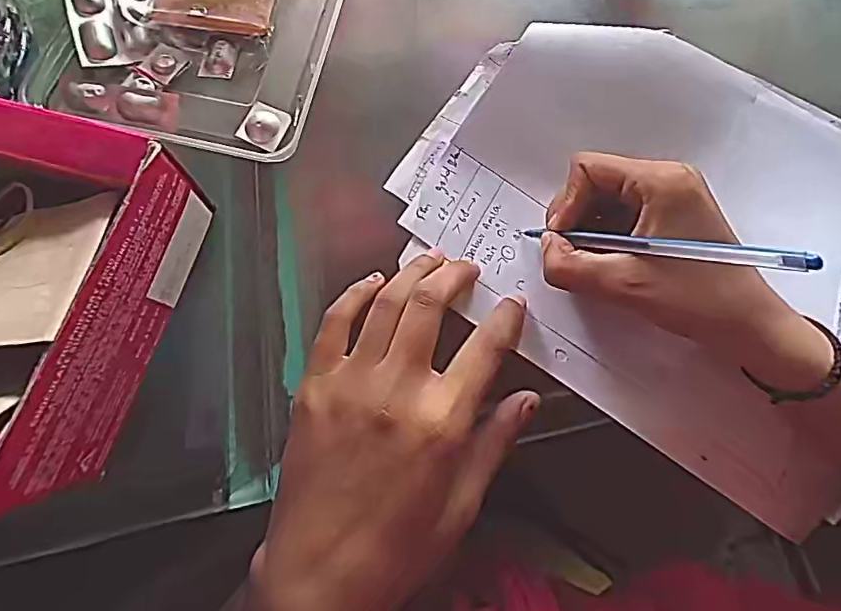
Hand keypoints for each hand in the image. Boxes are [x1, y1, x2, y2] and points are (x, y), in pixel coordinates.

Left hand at [246, 253, 535, 610]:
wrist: (318, 581)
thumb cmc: (392, 551)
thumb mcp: (461, 505)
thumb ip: (495, 442)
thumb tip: (525, 400)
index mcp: (440, 423)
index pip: (485, 348)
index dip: (505, 319)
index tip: (511, 306)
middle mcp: (396, 392)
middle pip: (430, 306)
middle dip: (454, 276)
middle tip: (466, 269)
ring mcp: (351, 383)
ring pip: (386, 303)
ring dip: (411, 274)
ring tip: (429, 261)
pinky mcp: (316, 386)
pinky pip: (334, 322)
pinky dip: (354, 294)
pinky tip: (371, 282)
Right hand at [539, 152, 833, 391]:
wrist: (751, 328)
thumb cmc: (706, 300)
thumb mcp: (626, 284)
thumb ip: (572, 265)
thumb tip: (547, 248)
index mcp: (661, 181)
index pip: (588, 168)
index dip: (566, 203)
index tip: (563, 237)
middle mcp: (667, 179)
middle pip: (596, 181)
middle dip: (578, 218)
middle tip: (574, 253)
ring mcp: (672, 195)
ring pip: (607, 199)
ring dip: (593, 229)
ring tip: (597, 263)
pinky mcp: (672, 214)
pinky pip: (625, 213)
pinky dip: (610, 236)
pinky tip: (613, 263)